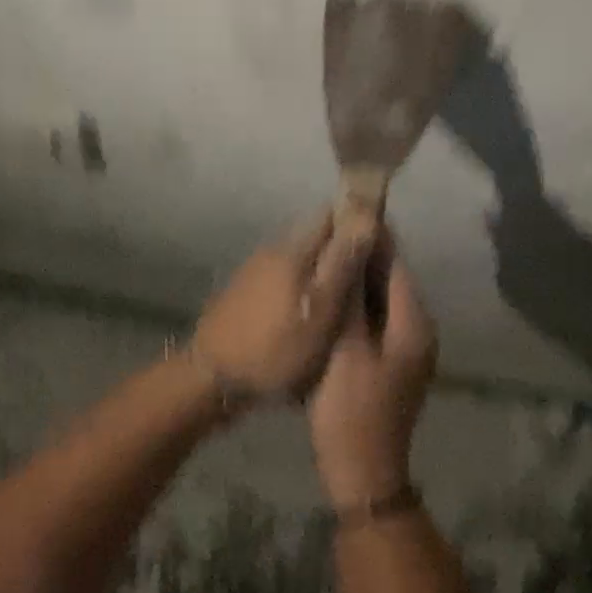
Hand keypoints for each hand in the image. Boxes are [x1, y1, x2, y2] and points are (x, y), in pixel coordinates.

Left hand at [193, 214, 376, 400]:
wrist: (212, 377)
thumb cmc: (275, 349)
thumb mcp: (321, 312)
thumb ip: (343, 264)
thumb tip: (365, 217)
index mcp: (293, 250)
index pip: (331, 215)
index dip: (357, 224)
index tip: (379, 248)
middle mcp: (270, 251)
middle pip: (313, 237)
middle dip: (339, 250)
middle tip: (363, 284)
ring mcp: (251, 271)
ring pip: (296, 259)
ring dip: (317, 272)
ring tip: (336, 304)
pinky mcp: (240, 292)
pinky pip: (279, 278)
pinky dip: (297, 289)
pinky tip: (303, 315)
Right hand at [307, 241, 437, 508]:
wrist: (361, 470)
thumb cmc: (351, 408)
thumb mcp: (345, 349)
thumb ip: (350, 297)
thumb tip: (352, 247)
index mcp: (414, 323)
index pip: (396, 264)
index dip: (372, 237)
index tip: (344, 211)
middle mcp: (418, 331)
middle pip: (390, 281)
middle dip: (360, 258)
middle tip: (323, 238)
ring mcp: (405, 351)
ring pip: (380, 303)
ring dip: (354, 284)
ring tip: (319, 264)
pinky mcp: (388, 365)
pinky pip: (372, 324)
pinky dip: (352, 310)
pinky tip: (325, 305)